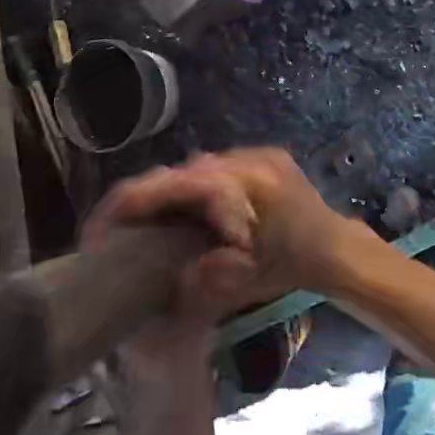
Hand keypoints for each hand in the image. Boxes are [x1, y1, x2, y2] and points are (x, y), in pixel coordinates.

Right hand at [82, 149, 364, 315]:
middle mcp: (246, 159)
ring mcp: (257, 154)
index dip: (133, 201)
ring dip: (171, 188)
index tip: (100, 224)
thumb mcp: (242, 280)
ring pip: (198, 166)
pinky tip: (184, 207)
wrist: (334, 245)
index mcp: (240, 185)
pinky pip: (218, 165)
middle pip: (182, 171)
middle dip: (146, 195)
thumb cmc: (289, 265)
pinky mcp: (264, 156)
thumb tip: (161, 272)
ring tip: (142, 218)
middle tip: (114, 225)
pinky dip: (196, 184)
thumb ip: (199, 275)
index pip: (175, 183)